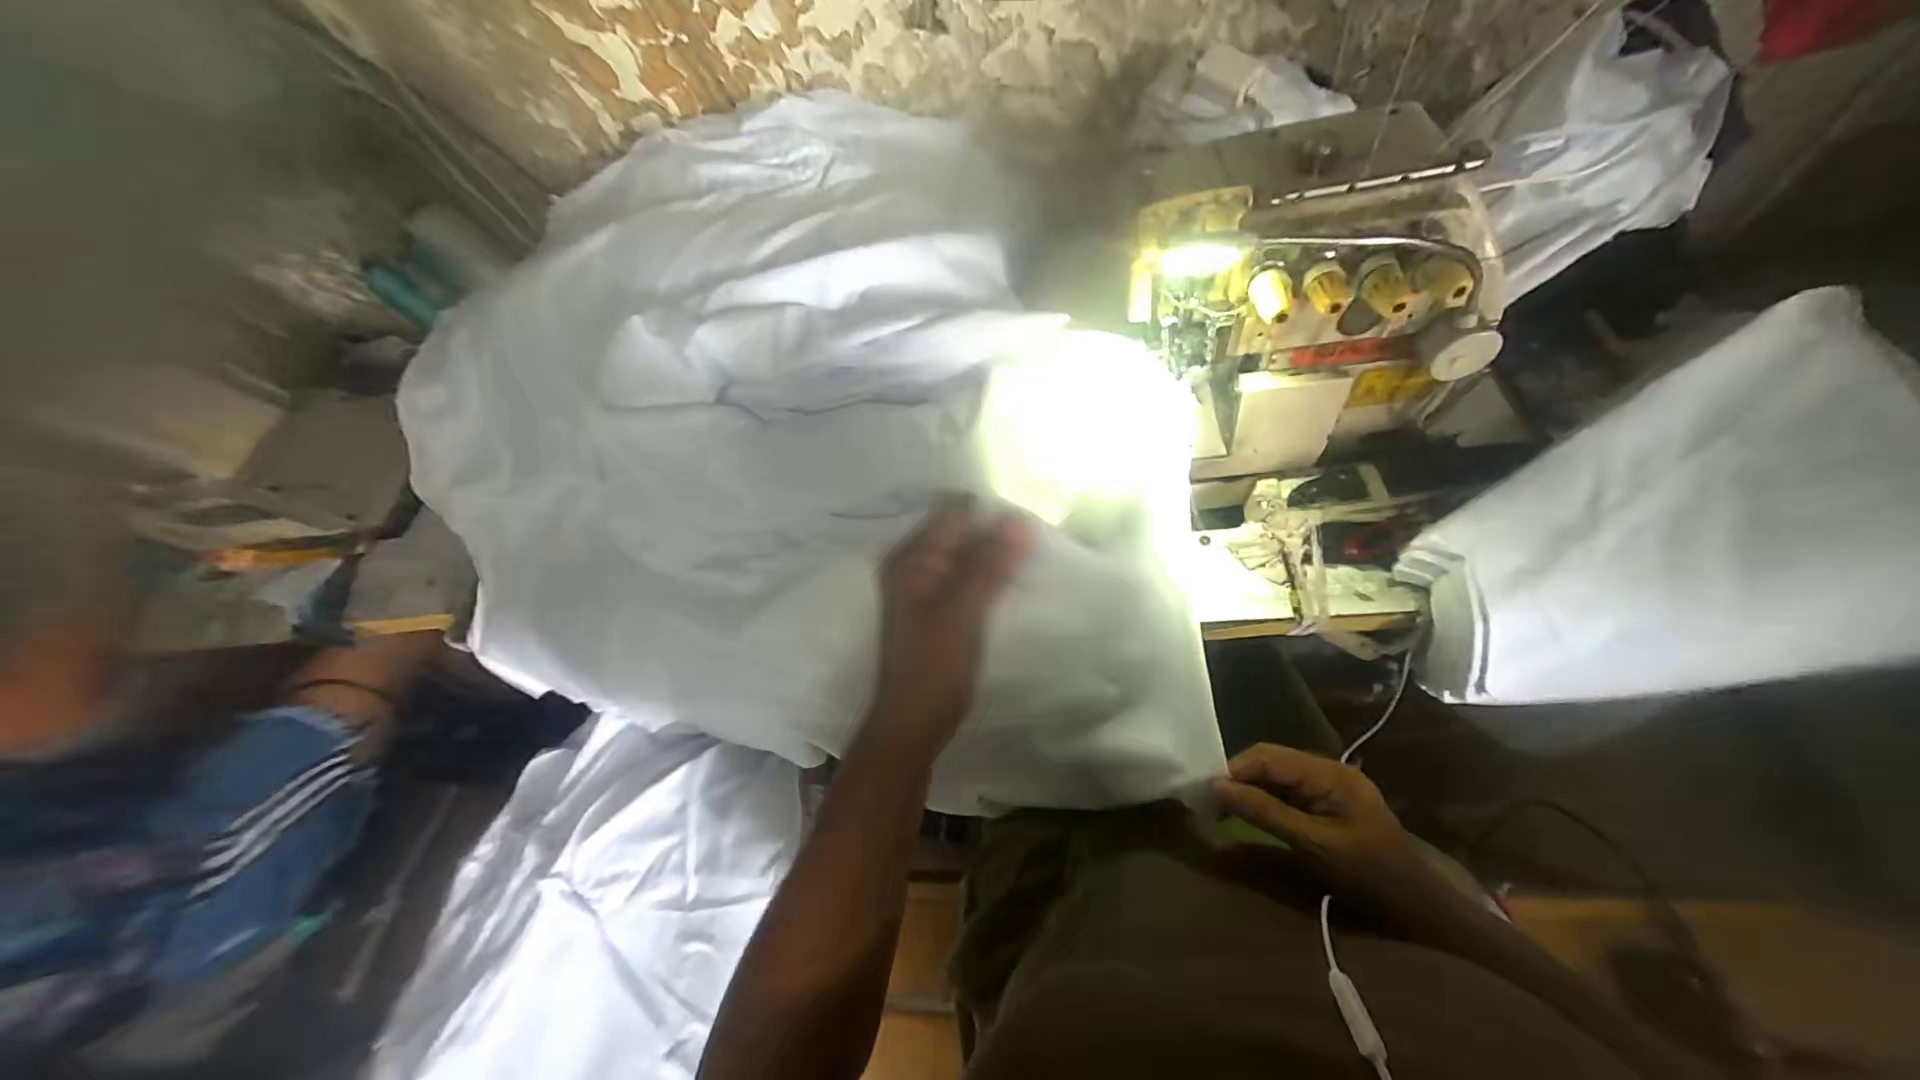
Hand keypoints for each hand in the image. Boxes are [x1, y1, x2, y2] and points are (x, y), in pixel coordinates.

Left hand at [868, 496, 1034, 754]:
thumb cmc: (934, 670)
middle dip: (996, 532)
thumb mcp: (963, 612)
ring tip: (1033, 558)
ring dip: (996, 554)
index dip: (992, 514)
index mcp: (910, 559)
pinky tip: (1014, 581)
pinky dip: (989, 574)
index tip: (1030, 523)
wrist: (913, 724)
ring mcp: (923, 586)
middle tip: (1037, 542)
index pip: (955, 513)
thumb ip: (988, 565)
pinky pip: (966, 575)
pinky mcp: (936, 606)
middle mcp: (912, 564)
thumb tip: (1019, 519)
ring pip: (967, 554)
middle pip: (961, 530)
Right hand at [1212, 744, 1430, 907]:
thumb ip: (1264, 812)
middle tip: (1211, 801)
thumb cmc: (1368, 874)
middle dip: (1239, 777)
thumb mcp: (1312, 844)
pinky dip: (1264, 798)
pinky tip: (1248, 812)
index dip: (1235, 769)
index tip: (1207, 791)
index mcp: (1329, 773)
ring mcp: (1328, 784)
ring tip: (1223, 807)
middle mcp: (1328, 770)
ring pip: (1275, 774)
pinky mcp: (1326, 801)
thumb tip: (1216, 786)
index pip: (1269, 756)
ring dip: (1249, 787)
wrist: (1418, 907)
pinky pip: (1286, 789)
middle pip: (1270, 760)